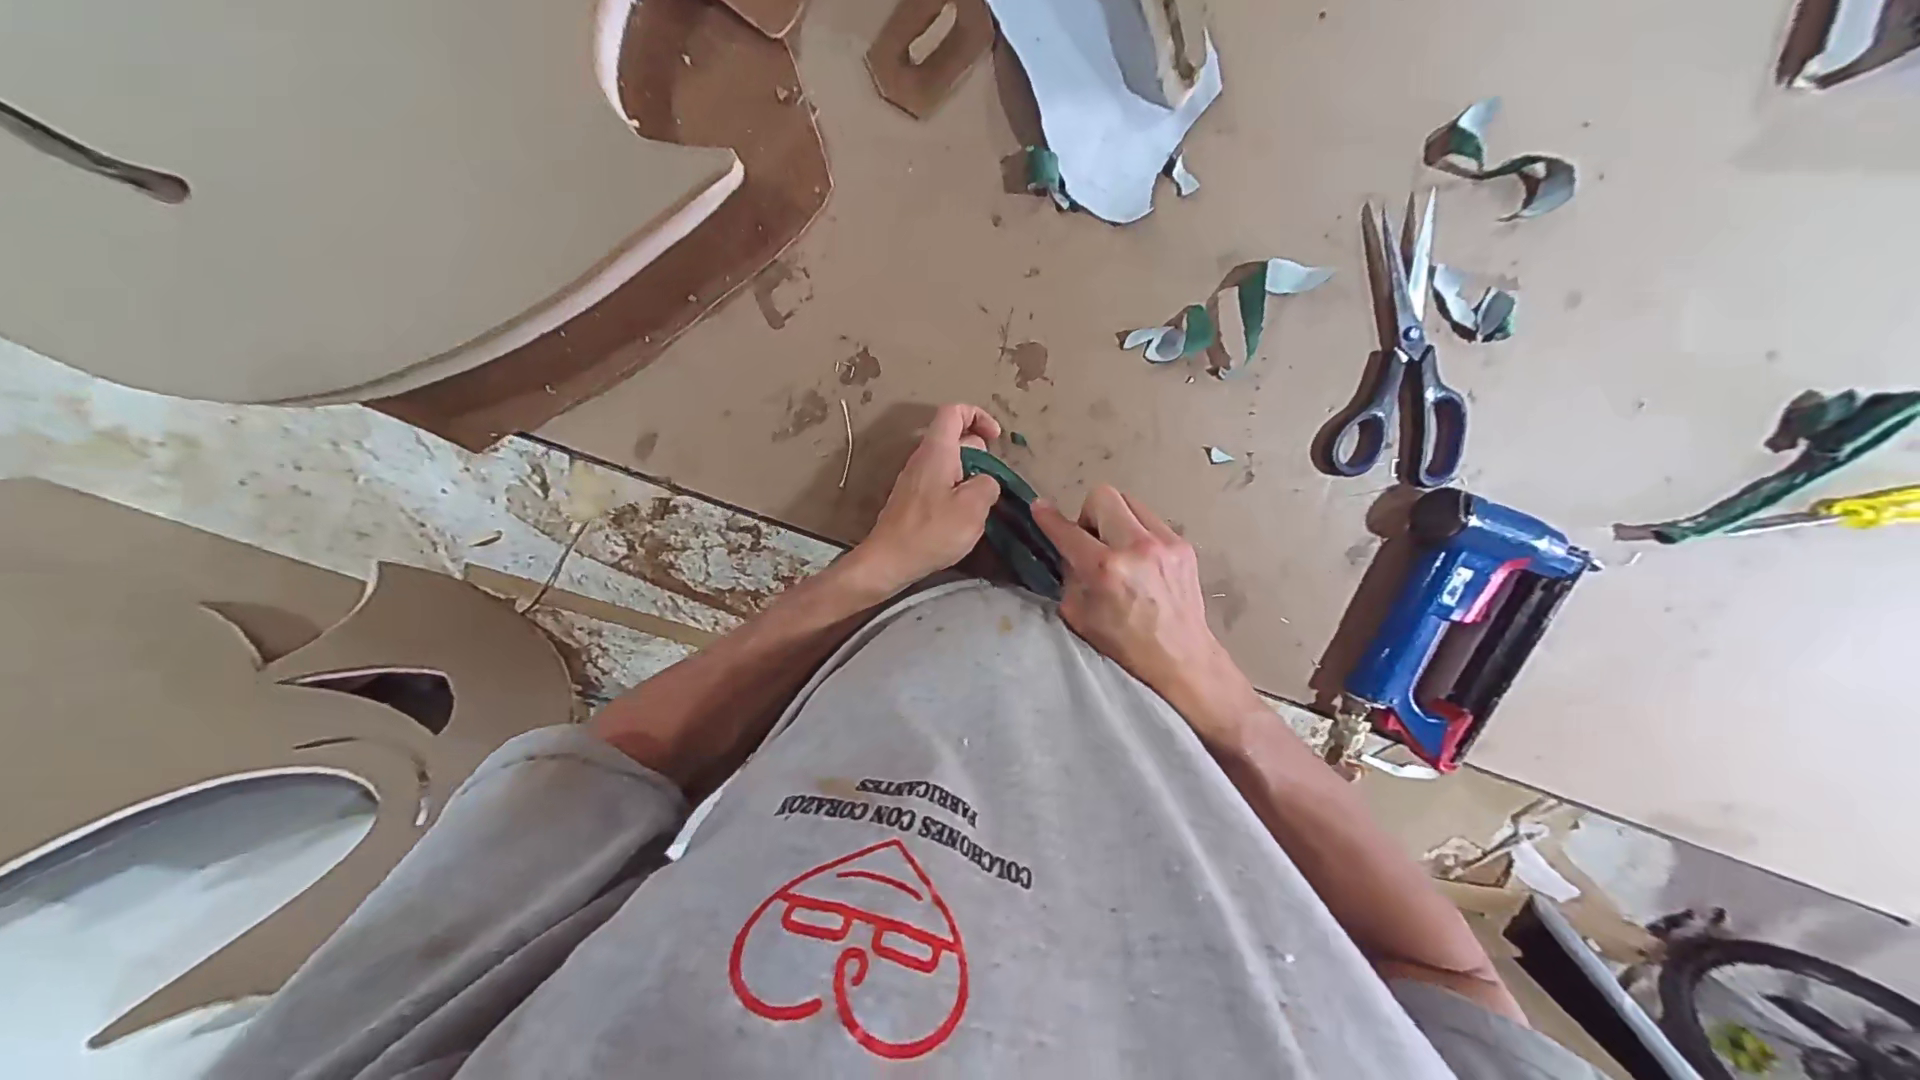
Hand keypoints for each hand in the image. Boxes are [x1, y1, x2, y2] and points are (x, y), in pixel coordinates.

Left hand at [847, 404, 1002, 595]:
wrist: (889, 560)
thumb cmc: (932, 531)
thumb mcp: (973, 508)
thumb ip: (988, 485)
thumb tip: (986, 481)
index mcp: (937, 451)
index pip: (954, 411)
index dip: (979, 415)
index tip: (996, 437)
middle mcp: (922, 458)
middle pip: (953, 436)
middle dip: (979, 449)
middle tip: (992, 476)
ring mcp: (914, 479)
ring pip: (948, 461)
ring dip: (969, 472)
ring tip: (981, 500)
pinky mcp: (912, 499)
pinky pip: (939, 481)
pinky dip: (956, 488)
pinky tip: (963, 515)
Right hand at [1033, 486, 1256, 743]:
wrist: (1181, 658)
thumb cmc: (1124, 644)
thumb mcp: (1078, 615)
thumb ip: (1069, 574)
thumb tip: (1067, 549)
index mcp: (1105, 569)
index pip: (1068, 530)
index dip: (1048, 518)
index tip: (1039, 508)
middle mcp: (1136, 547)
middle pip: (1102, 497)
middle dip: (1088, 515)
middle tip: (1090, 540)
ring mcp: (1165, 543)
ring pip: (1129, 502)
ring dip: (1114, 518)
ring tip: (1116, 547)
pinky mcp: (1183, 545)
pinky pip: (1150, 520)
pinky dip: (1137, 532)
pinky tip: (1139, 559)